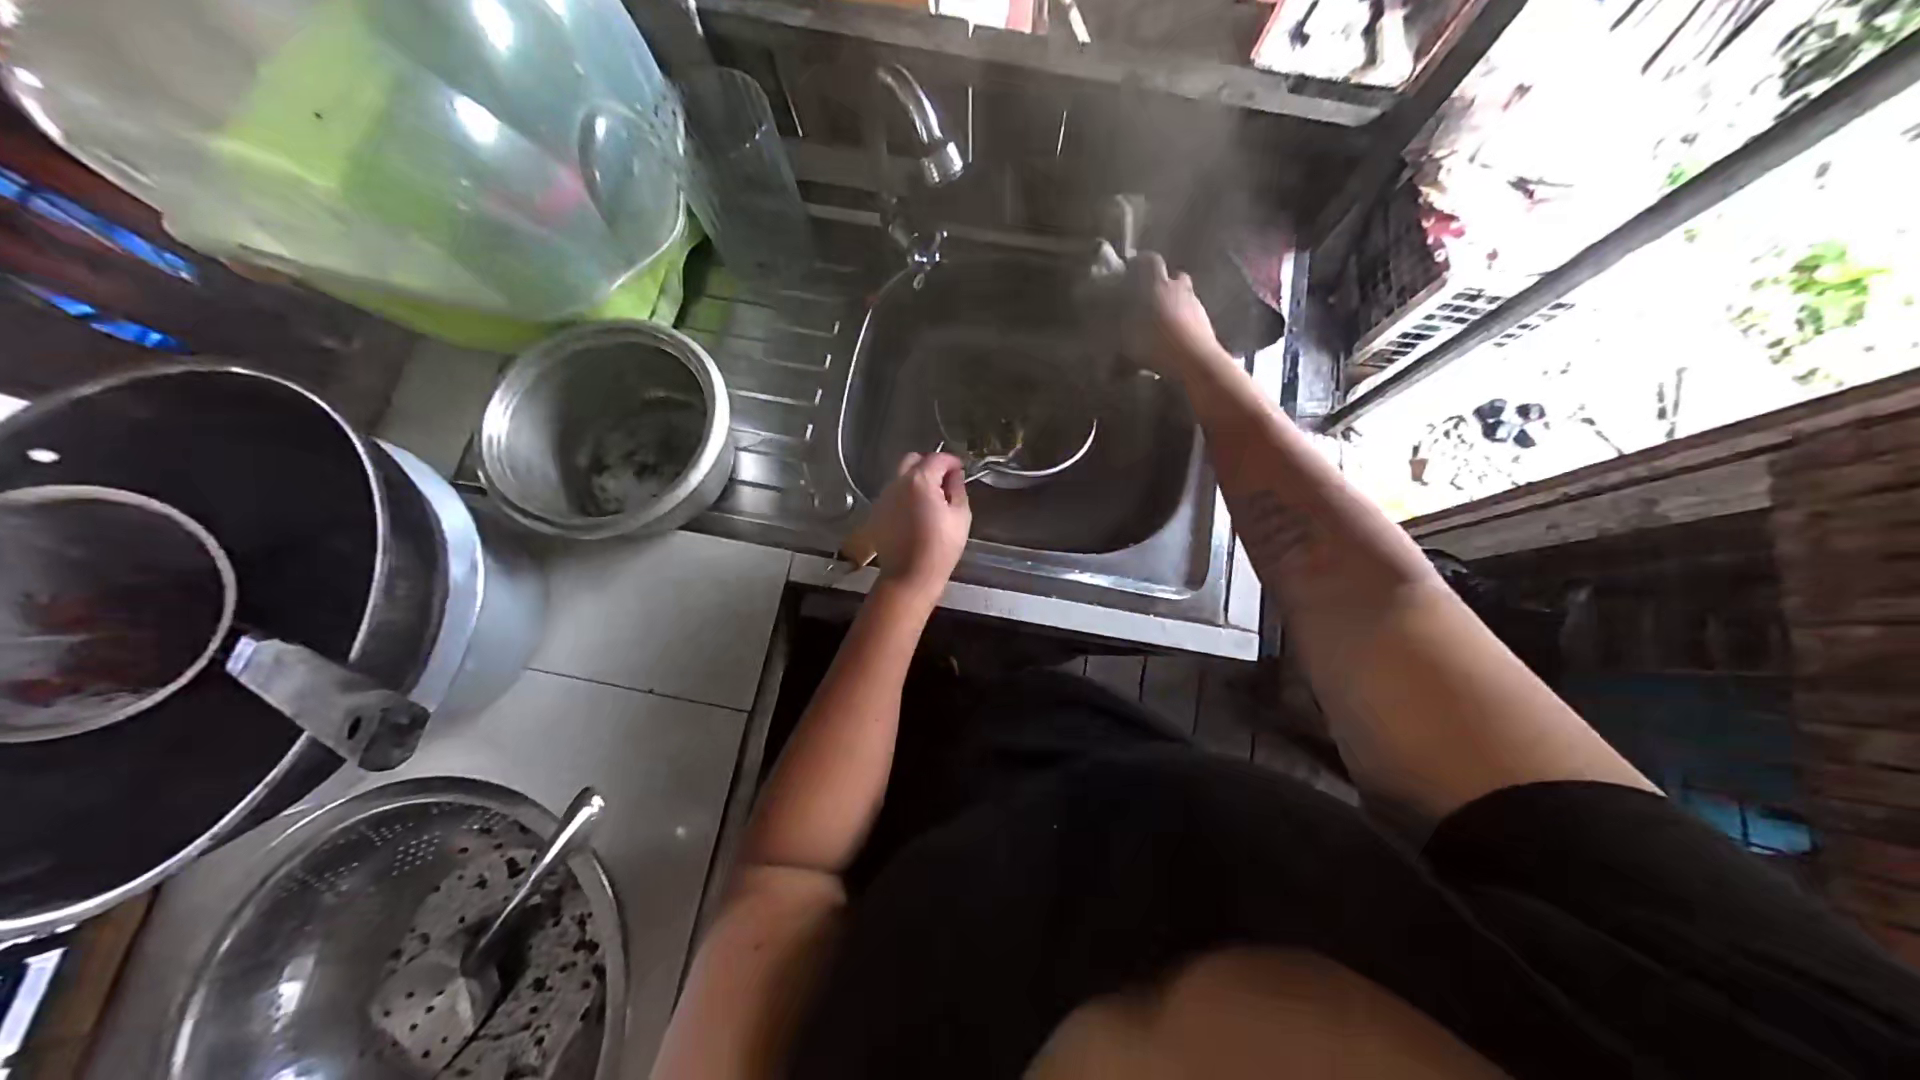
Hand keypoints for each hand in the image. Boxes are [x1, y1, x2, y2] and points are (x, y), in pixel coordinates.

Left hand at [869, 452, 970, 598]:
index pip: (937, 458)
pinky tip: (915, 513)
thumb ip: (957, 488)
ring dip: (916, 480)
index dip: (951, 462)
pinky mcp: (876, 512)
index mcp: (920, 481)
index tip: (960, 471)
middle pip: (913, 460)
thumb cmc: (940, 547)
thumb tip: (954, 474)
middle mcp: (897, 483)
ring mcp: (883, 497)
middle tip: (944, 482)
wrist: (909, 576)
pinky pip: (893, 494)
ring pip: (900, 477)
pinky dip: (905, 496)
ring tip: (930, 500)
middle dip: (930, 465)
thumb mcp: (960, 516)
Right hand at [1126, 251, 1228, 377]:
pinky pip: (1193, 314)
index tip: (1132, 271)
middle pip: (1174, 276)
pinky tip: (1177, 335)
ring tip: (1165, 320)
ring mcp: (1196, 303)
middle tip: (1151, 298)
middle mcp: (1178, 288)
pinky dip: (1186, 319)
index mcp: (1156, 285)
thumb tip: (1118, 319)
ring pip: (1185, 295)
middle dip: (1164, 283)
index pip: (1150, 261)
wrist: (1195, 361)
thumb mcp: (1126, 338)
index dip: (1140, 263)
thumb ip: (1122, 325)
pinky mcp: (1207, 320)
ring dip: (1176, 302)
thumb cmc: (1155, 344)